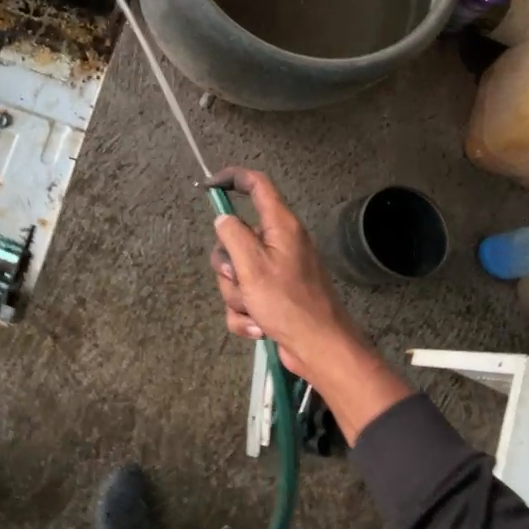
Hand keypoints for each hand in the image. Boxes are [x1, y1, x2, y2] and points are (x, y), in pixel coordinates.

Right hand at [208, 167, 359, 378]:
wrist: (321, 350)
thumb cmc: (289, 303)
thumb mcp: (252, 265)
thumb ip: (232, 235)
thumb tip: (223, 219)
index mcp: (281, 226)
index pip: (257, 185)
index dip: (232, 178)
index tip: (208, 186)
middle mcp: (280, 243)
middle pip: (236, 238)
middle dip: (228, 265)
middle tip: (239, 279)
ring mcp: (278, 271)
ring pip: (237, 272)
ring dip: (237, 295)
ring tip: (255, 310)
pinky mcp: (275, 297)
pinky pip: (245, 298)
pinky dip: (245, 314)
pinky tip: (258, 327)